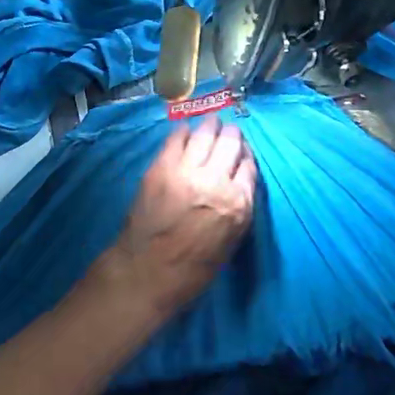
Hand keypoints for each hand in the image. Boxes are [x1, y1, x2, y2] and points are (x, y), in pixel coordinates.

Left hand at [92, 117, 256, 318]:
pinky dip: (183, 132)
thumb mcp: (229, 243)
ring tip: (210, 122)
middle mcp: (217, 181)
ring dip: (210, 126)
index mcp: (238, 205)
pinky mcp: (161, 167)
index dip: (244, 158)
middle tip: (226, 131)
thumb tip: (235, 187)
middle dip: (230, 135)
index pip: (248, 167)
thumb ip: (236, 210)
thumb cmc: (191, 270)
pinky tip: (184, 132)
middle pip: (230, 144)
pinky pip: (176, 139)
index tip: (240, 154)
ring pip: (206, 135)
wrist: (146, 272)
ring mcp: (187, 171)